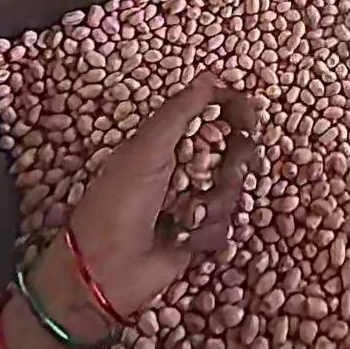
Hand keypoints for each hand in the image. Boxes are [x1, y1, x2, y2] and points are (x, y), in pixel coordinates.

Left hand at [64, 73, 259, 317]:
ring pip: (234, 190)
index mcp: (171, 138)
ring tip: (183, 216)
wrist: (103, 272)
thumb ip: (179, 112)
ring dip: (210, 205)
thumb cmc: (118, 203)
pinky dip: (204, 232)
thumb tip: (210, 76)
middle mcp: (187, 164)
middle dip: (228, 167)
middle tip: (213, 176)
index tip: (246, 117)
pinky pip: (227, 224)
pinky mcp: (202, 232)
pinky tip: (180, 237)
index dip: (234, 113)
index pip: (215, 113)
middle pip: (235, 151)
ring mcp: (196, 198)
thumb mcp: (146, 150)